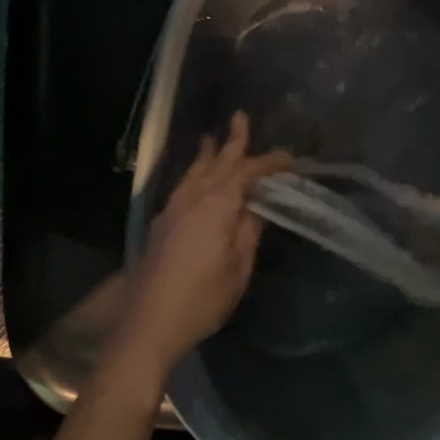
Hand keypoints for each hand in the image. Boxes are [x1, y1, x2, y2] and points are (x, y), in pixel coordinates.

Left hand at [117, 112, 292, 373]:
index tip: (289, 158)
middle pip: (216, 164)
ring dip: (207, 156)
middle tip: (240, 118)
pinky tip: (196, 180)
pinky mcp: (161, 224)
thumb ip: (248, 233)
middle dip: (232, 142)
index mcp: (217, 206)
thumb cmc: (202, 299)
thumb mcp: (238, 269)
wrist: (149, 321)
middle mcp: (192, 199)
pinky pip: (183, 187)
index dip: (268, 162)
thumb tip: (258, 208)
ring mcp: (172, 210)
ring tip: (213, 139)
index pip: (246, 172)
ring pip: (194, 173)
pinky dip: (195, 175)